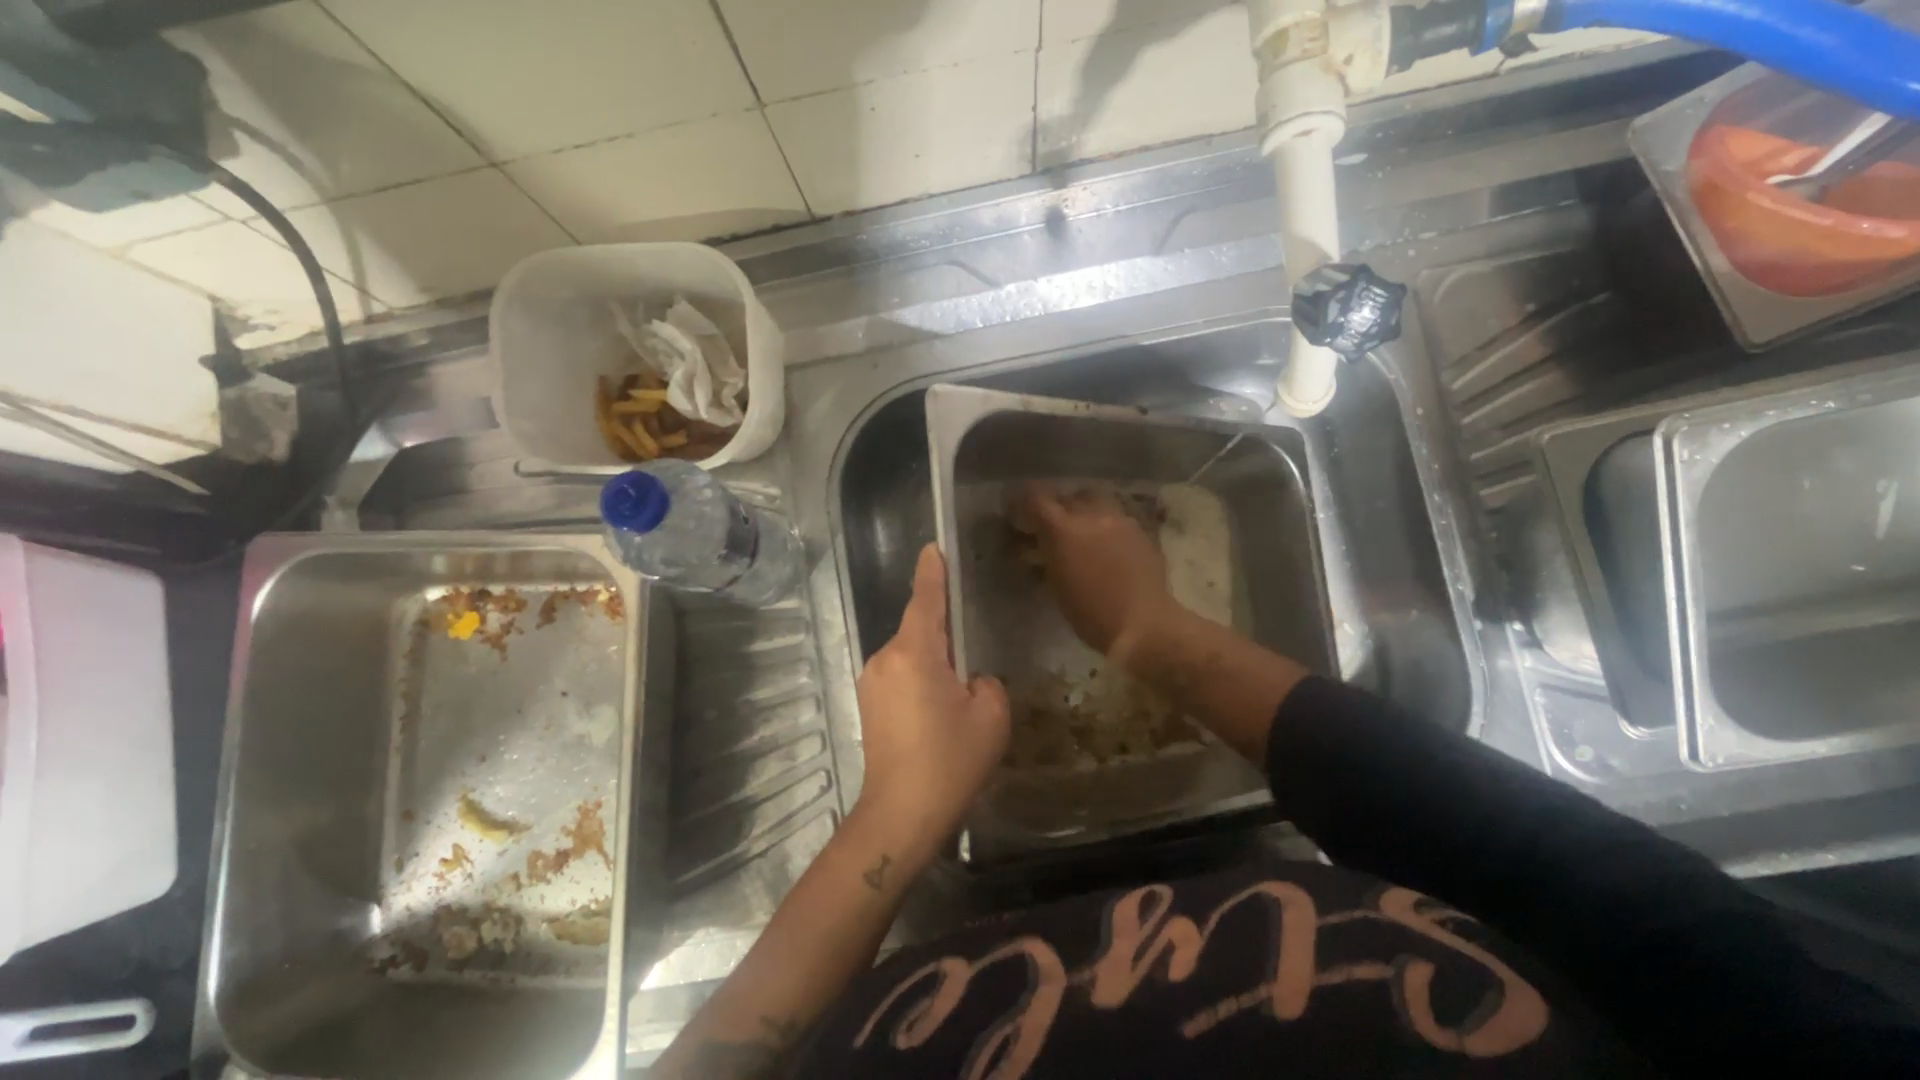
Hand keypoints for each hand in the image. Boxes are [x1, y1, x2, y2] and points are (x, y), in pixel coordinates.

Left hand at [854, 545, 1009, 846]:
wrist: (901, 813)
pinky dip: (920, 683)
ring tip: (956, 701)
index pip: (925, 599)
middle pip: (919, 630)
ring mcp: (871, 682)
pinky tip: (936, 716)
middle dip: (944, 637)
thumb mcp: (990, 717)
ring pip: (910, 657)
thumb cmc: (950, 761)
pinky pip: (900, 677)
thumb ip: (986, 683)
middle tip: (971, 663)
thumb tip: (970, 681)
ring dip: (932, 665)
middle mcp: (885, 658)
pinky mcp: (868, 705)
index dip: (932, 573)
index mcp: (915, 653)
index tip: (934, 548)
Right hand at [1018, 483, 1183, 661]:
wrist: (1143, 624)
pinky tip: (1108, 545)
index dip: (1024, 502)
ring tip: (1083, 533)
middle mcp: (1091, 514)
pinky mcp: (1141, 530)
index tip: (1020, 516)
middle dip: (1056, 508)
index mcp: (1063, 529)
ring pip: (1095, 501)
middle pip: (1067, 496)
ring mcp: (1120, 519)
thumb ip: (1045, 557)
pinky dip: (1105, 524)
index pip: (1036, 497)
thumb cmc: (1091, 613)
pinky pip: (1117, 516)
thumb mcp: (1056, 586)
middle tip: (1052, 528)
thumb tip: (1034, 547)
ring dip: (1084, 511)